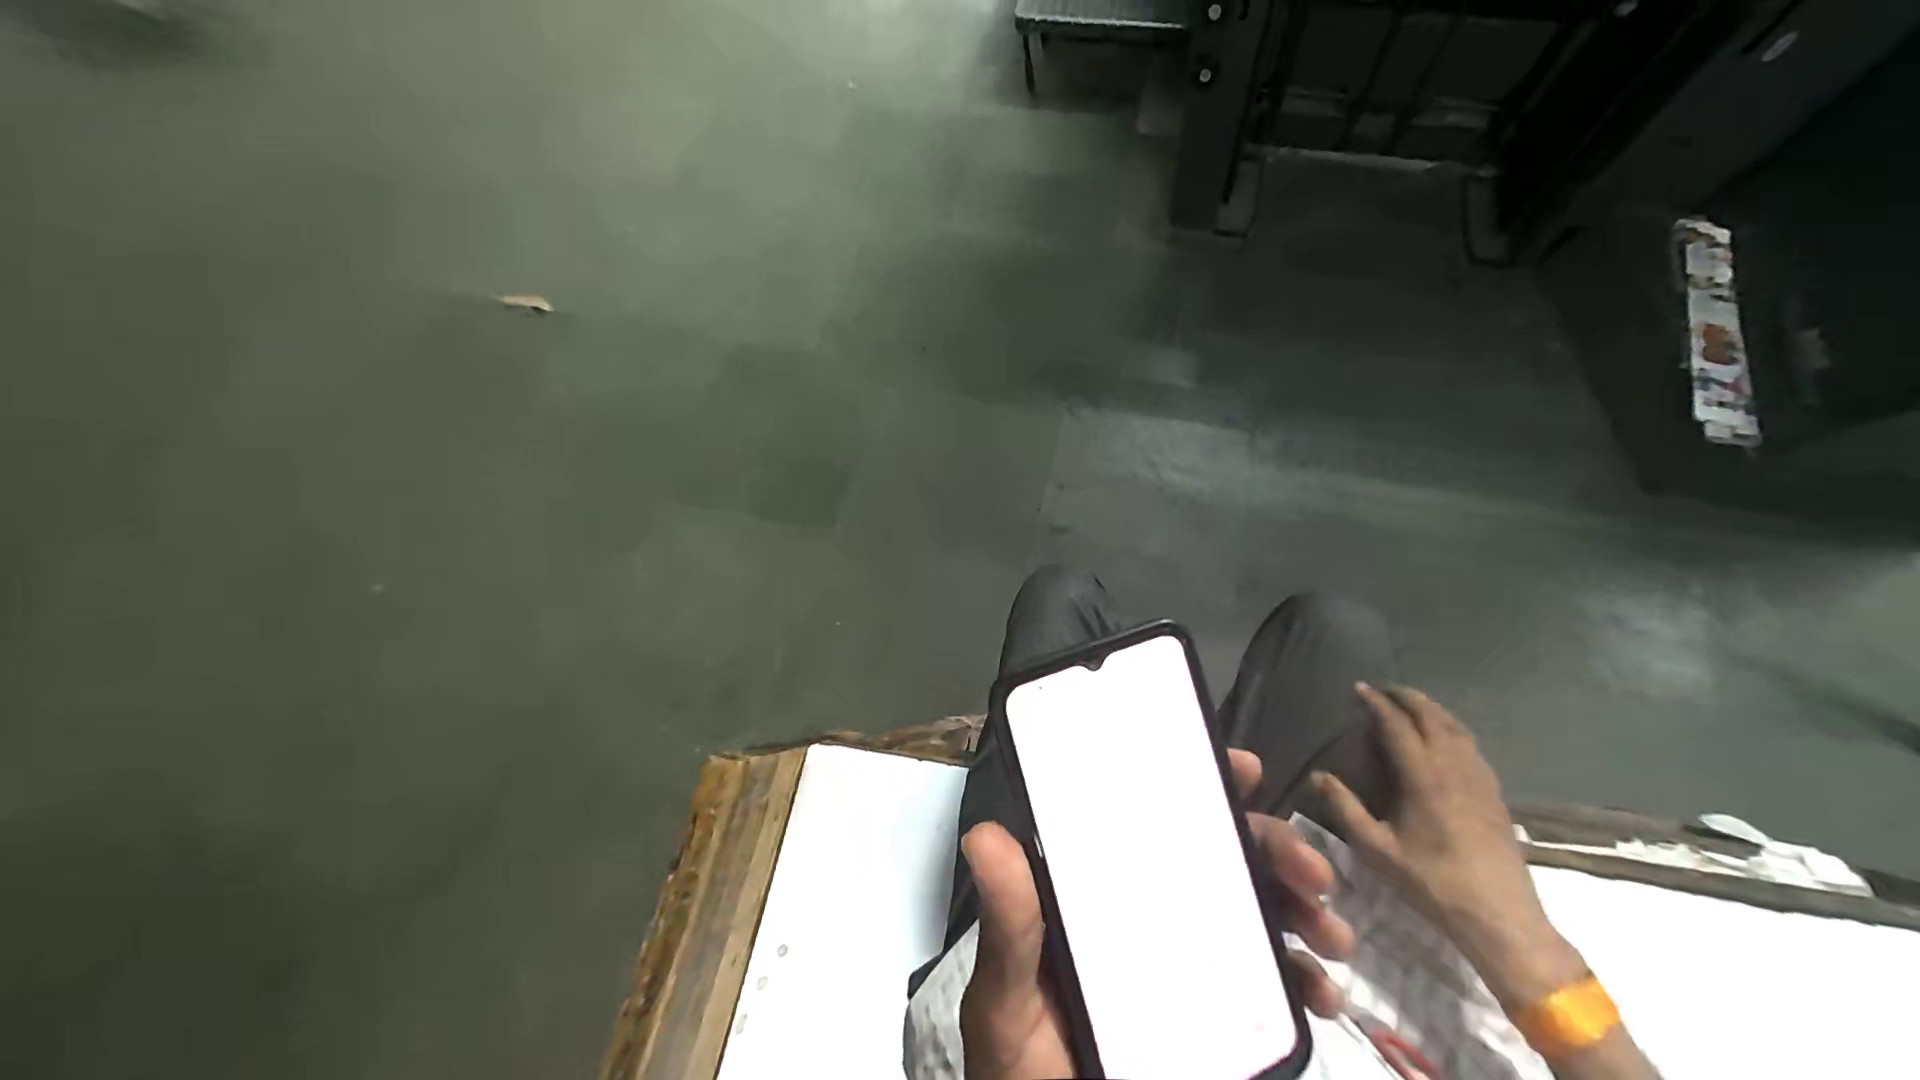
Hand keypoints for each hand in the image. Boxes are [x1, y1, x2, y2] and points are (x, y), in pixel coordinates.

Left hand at [958, 748, 1352, 1079]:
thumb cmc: (1022, 1063)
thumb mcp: (1008, 993)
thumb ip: (1008, 924)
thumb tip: (984, 834)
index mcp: (1097, 884)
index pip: (1147, 815)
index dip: (1197, 783)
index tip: (1245, 770)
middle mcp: (1143, 907)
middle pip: (1215, 854)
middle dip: (1272, 849)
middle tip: (1312, 873)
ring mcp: (1182, 956)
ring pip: (1252, 907)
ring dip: (1301, 907)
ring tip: (1330, 936)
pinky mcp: (1215, 1010)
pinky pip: (1269, 979)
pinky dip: (1304, 975)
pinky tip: (1323, 994)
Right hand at [1313, 684, 1583, 1007]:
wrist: (1502, 920)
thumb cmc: (1432, 883)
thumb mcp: (1376, 849)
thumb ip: (1344, 808)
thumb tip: (1317, 775)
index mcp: (1424, 778)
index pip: (1398, 726)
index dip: (1378, 704)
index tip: (1359, 689)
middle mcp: (1455, 770)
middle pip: (1433, 718)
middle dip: (1408, 698)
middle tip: (1385, 688)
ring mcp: (1481, 782)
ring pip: (1458, 730)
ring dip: (1433, 710)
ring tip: (1412, 704)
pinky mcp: (1496, 797)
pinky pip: (1473, 747)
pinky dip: (1453, 729)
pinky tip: (1446, 738)